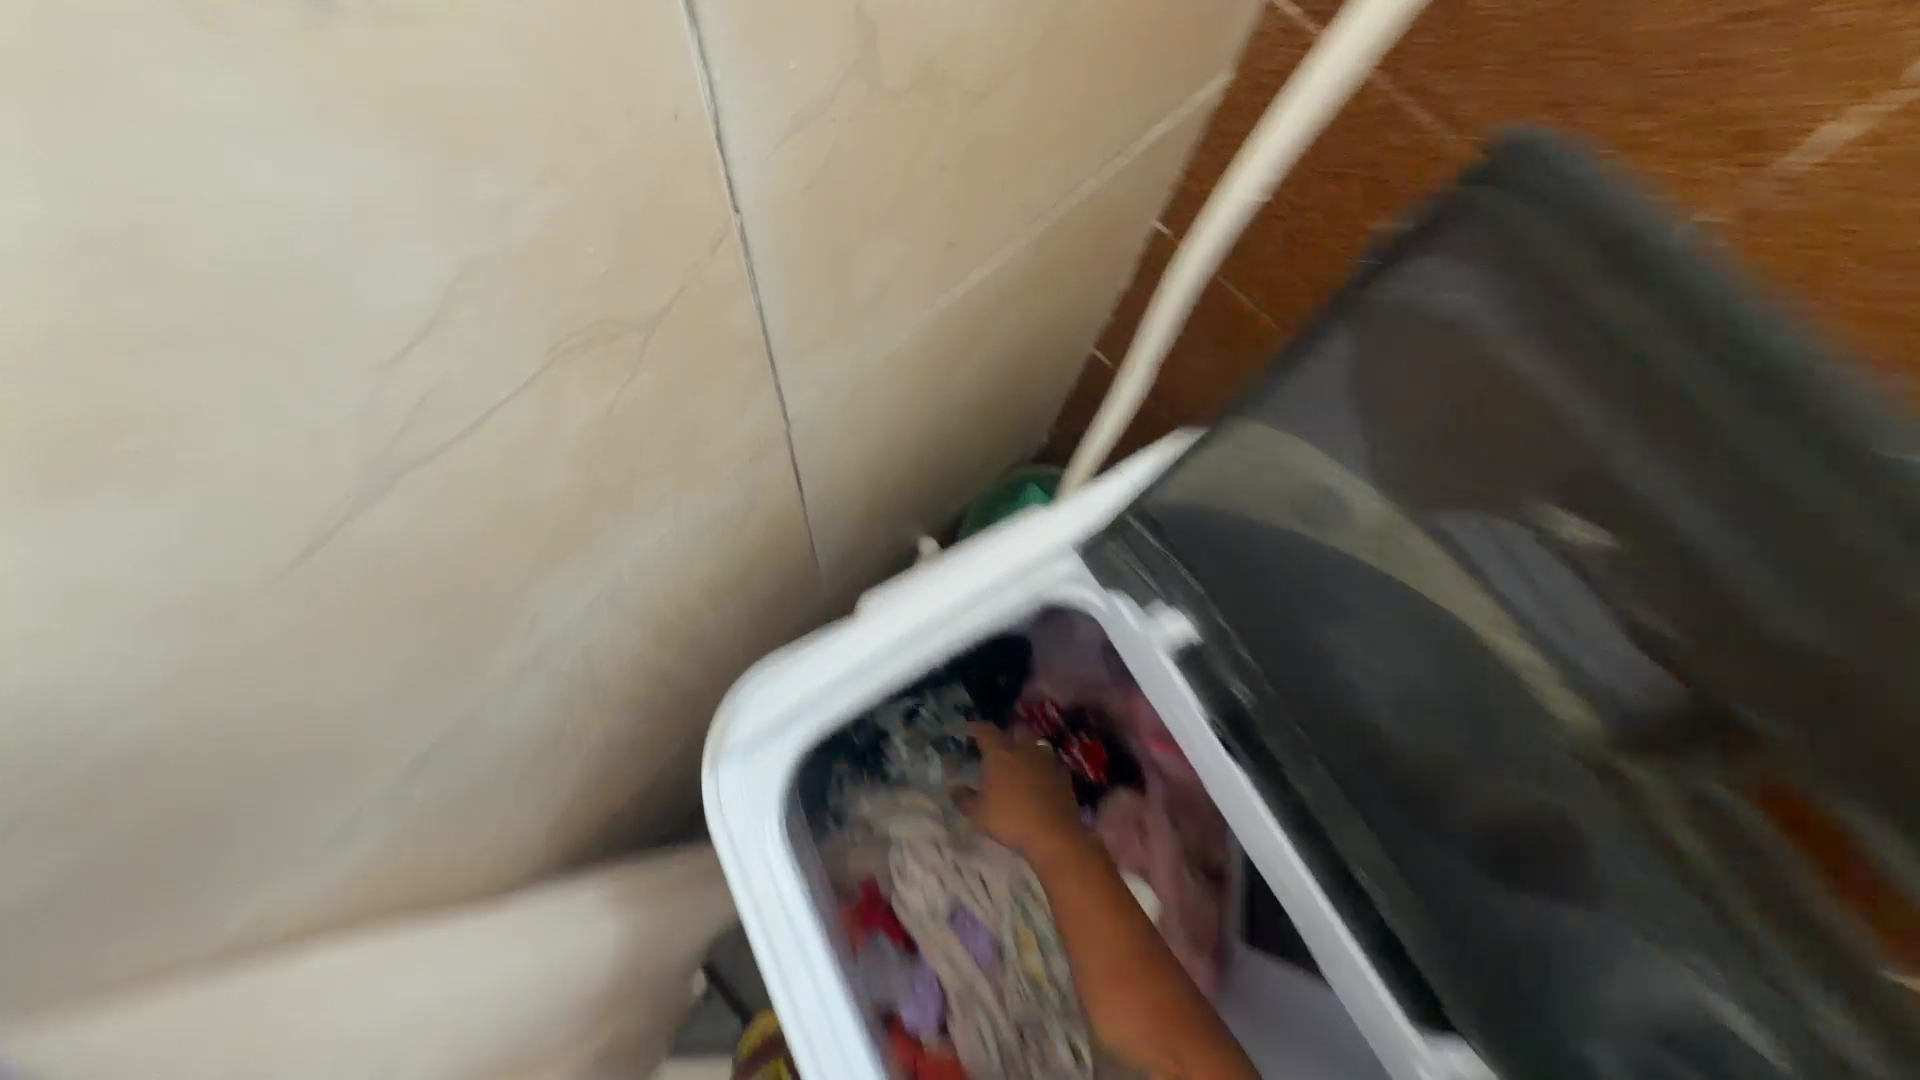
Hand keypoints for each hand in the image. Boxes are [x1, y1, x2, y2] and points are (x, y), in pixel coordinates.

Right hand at [963, 721, 1085, 860]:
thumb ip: (965, 799)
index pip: (986, 730)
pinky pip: (1051, 762)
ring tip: (1022, 760)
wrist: (1053, 833)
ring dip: (1028, 747)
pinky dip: (1044, 765)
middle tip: (1000, 745)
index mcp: (999, 754)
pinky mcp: (1063, 774)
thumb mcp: (979, 814)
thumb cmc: (1009, 819)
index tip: (970, 729)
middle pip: (1017, 729)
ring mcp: (1046, 760)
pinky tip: (1041, 778)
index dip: (977, 727)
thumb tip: (953, 789)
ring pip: (1037, 743)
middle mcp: (1024, 749)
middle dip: (1008, 732)